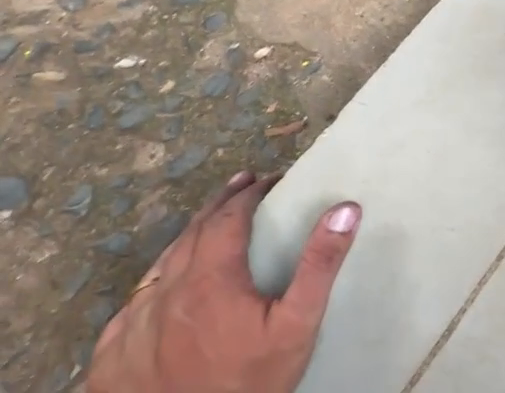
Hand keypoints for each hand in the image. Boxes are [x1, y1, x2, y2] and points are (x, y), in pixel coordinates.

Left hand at [86, 172, 359, 392]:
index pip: (227, 221)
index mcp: (210, 283)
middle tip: (244, 183)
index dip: (249, 195)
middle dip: (220, 205)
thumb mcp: (298, 323)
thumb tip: (345, 208)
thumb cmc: (252, 379)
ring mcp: (131, 327)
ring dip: (188, 237)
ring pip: (159, 267)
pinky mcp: (111, 357)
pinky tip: (167, 284)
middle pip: (190, 236)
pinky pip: (133, 304)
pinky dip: (157, 279)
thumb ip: (320, 264)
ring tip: (210, 224)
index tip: (271, 179)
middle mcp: (164, 296)